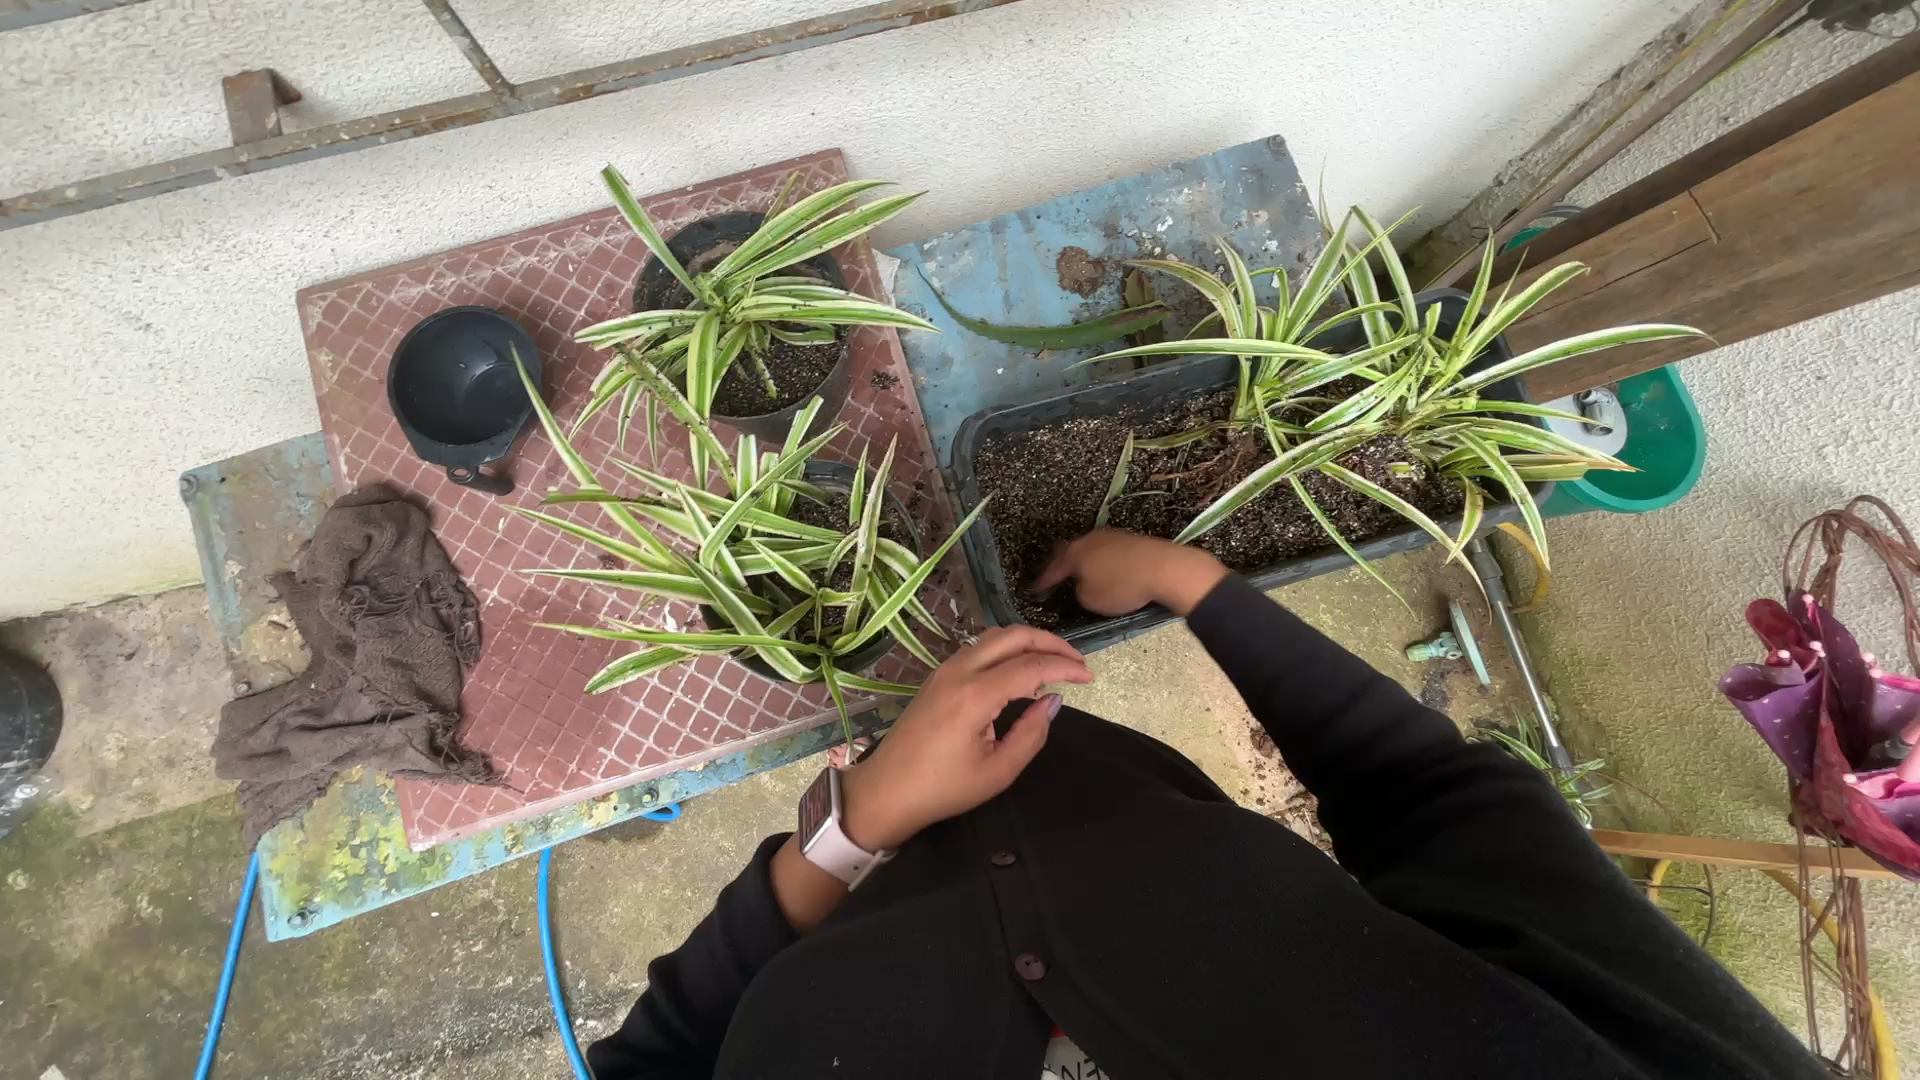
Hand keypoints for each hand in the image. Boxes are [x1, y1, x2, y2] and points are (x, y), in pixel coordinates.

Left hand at [840, 627, 1092, 849]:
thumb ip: (1031, 734)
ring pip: (994, 637)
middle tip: (1077, 661)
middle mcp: (959, 670)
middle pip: (1013, 635)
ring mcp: (945, 669)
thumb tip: (1052, 701)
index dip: (1065, 667)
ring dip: (1027, 643)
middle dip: (1050, 642)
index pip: (1031, 666)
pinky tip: (1020, 673)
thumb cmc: (943, 789)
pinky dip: (1006, 651)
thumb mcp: (998, 771)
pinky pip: (979, 649)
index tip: (1090, 678)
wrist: (886, 791)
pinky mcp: (938, 675)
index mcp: (975, 695)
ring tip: (1053, 665)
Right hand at [1030, 528, 1228, 616]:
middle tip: (1053, 575)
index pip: (1052, 568)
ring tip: (1079, 572)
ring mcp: (1110, 536)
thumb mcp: (1091, 599)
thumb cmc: (1123, 586)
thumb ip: (1079, 591)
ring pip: (1088, 548)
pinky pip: (1106, 550)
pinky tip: (1105, 568)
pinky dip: (1101, 560)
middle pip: (1068, 551)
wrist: (1164, 568)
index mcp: (1074, 553)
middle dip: (1060, 564)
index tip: (1033, 588)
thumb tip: (1083, 585)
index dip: (1042, 581)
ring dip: (1082, 560)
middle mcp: (1088, 540)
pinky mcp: (1129, 539)